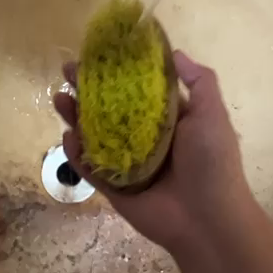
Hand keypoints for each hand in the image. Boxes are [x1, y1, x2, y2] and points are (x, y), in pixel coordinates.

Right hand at [52, 52, 266, 261]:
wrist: (208, 219)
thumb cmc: (212, 161)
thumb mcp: (212, 113)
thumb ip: (199, 81)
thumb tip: (175, 53)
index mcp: (169, 118)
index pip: (138, 89)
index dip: (118, 71)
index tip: (99, 54)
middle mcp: (145, 137)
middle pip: (110, 109)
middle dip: (88, 90)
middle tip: (68, 72)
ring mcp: (128, 163)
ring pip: (94, 135)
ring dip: (76, 116)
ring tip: (59, 98)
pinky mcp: (115, 187)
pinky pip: (91, 168)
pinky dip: (76, 154)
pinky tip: (67, 137)